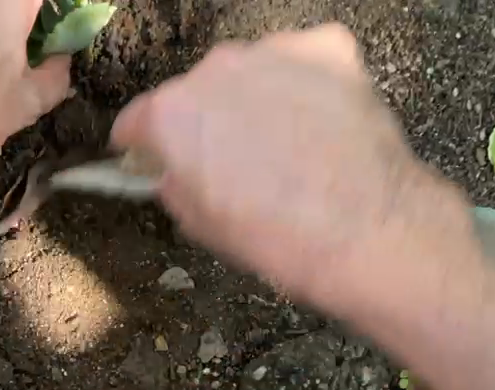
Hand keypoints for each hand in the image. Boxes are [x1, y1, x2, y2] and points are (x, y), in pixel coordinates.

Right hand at [111, 26, 451, 318]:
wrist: (359, 225)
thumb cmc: (270, 237)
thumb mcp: (199, 225)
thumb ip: (174, 185)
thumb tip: (173, 172)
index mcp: (172, 115)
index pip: (135, 121)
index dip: (136, 146)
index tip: (142, 159)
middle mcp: (215, 69)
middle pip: (194, 93)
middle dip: (201, 122)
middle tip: (223, 163)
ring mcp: (274, 50)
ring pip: (248, 75)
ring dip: (251, 102)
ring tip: (278, 148)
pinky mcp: (327, 47)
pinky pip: (299, 64)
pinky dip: (301, 88)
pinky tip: (315, 128)